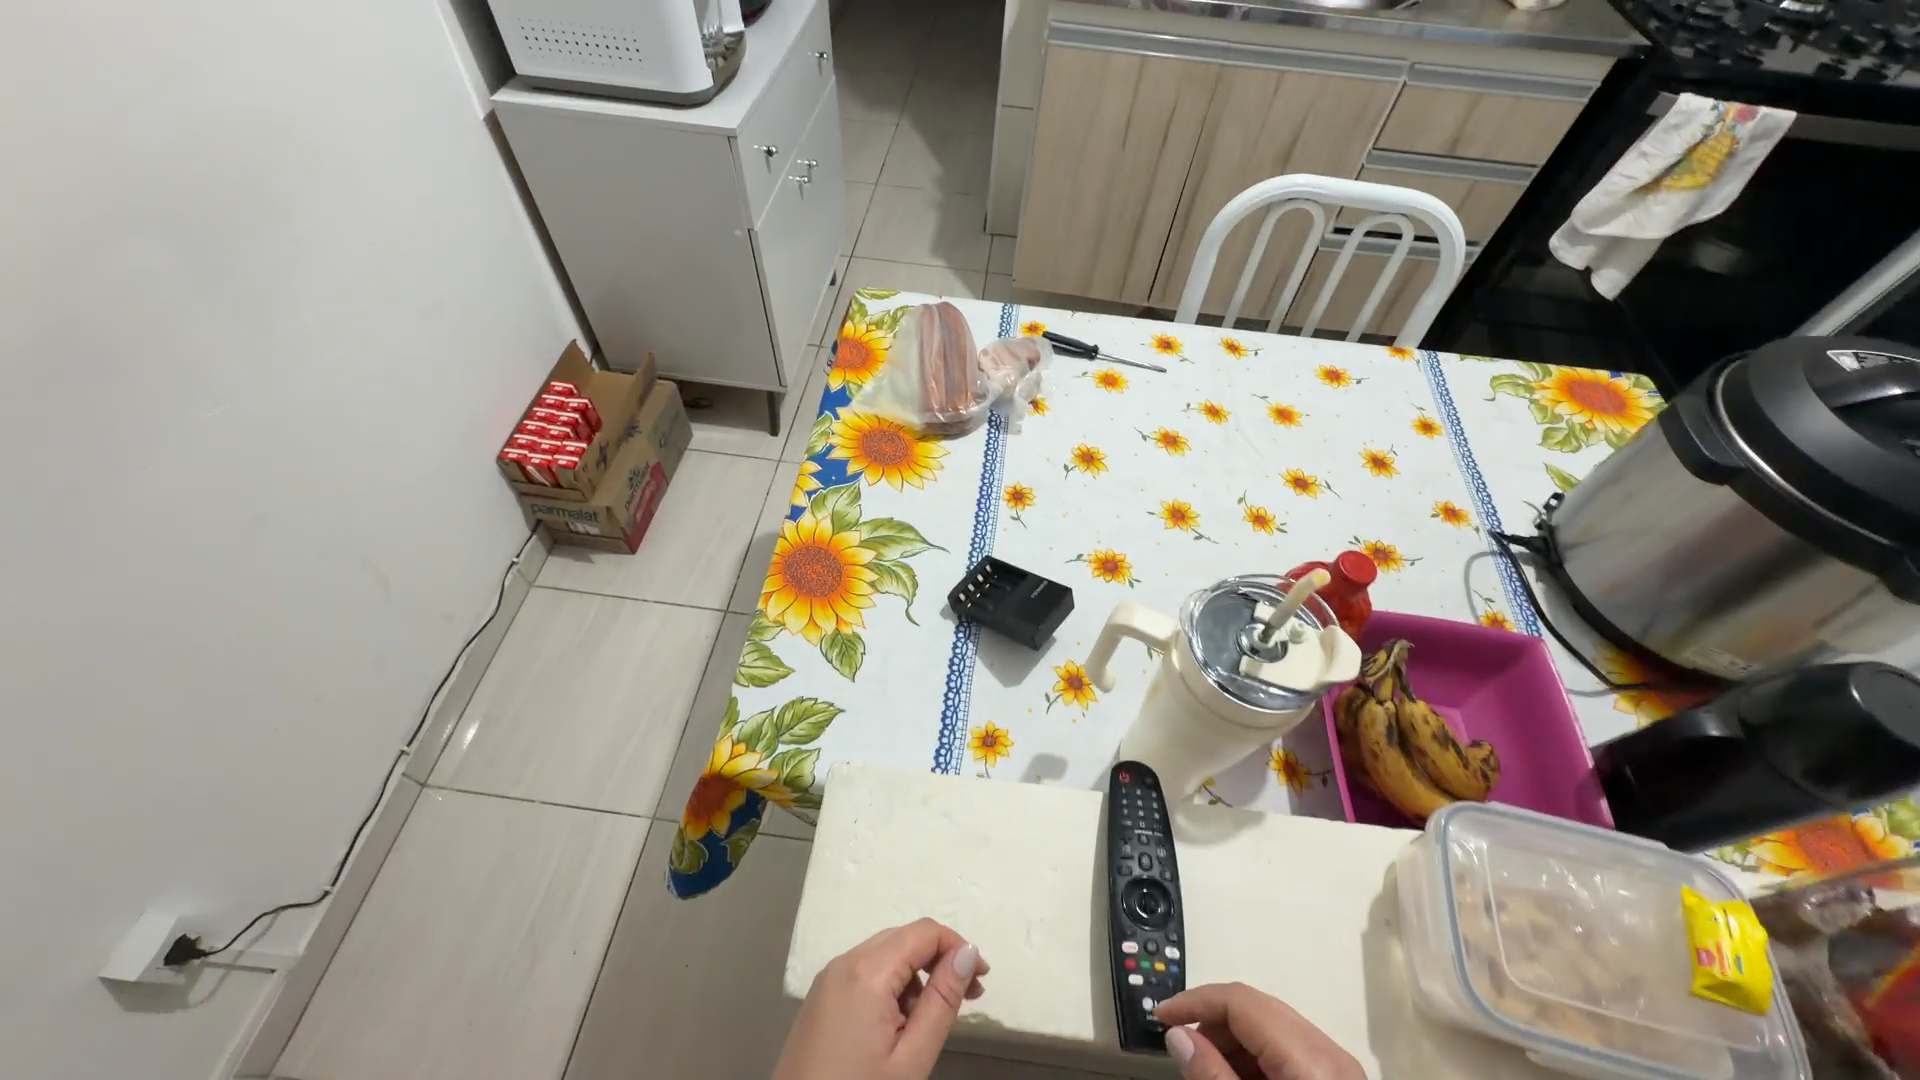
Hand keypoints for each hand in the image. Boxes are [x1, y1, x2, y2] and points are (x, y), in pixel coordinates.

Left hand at [773, 918, 989, 1079]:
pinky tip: (899, 1024)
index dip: (959, 947)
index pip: (924, 932)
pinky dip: (891, 986)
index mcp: (867, 971)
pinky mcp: (821, 997)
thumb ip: (942, 1001)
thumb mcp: (911, 1057)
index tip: (982, 980)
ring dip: (916, 974)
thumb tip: (967, 954)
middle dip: (939, 960)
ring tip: (932, 1019)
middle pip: (904, 938)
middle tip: (968, 997)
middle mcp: (845, 962)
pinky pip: (865, 973)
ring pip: (885, 955)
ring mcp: (828, 979)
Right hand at [1154, 982, 1364, 1079]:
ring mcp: (1340, 1069)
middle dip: (1211, 1021)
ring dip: (1231, 1040)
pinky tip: (1234, 1077)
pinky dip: (1254, 1059)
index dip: (1196, 1001)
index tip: (1160, 1016)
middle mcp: (1331, 1053)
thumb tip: (1176, 1035)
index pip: (1242, 1001)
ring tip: (1204, 1067)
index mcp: (1312, 1060)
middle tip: (1179, 1045)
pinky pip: (1288, 1052)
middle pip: (1257, 1008)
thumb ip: (1213, 1076)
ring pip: (1271, 1029)